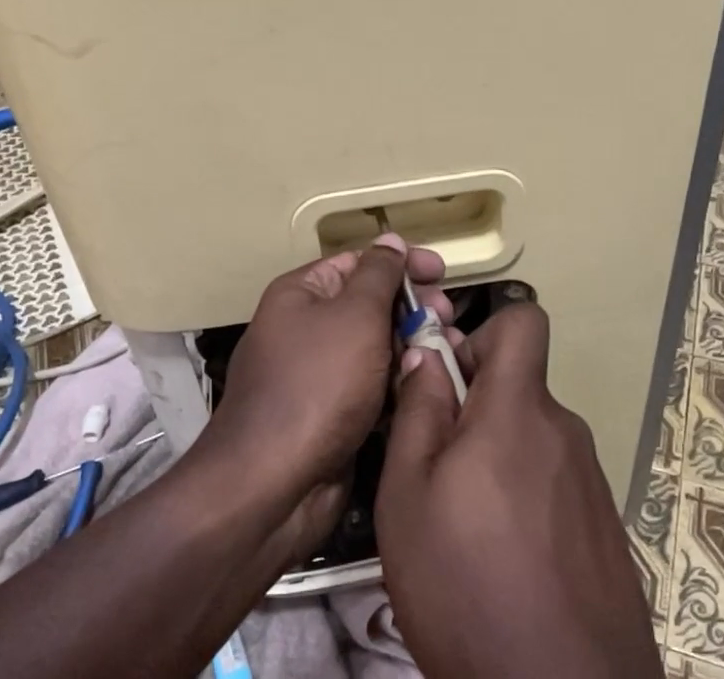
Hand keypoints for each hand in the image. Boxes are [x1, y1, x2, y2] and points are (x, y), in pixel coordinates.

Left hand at [198, 234, 452, 555]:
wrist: (273, 483)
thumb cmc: (318, 385)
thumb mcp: (355, 316)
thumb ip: (379, 274)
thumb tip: (390, 240)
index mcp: (302, 295)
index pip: (358, 262)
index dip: (402, 263)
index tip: (443, 273)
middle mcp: (308, 329)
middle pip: (371, 304)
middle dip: (414, 308)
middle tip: (447, 319)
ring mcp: (321, 375)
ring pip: (379, 349)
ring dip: (415, 347)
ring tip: (450, 353)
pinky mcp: (335, 415)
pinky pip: (376, 388)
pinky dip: (402, 384)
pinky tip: (431, 387)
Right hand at [376, 303, 663, 678]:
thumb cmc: (465, 584)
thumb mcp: (409, 495)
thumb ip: (418, 413)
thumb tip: (425, 354)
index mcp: (520, 410)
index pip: (524, 322)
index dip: (481, 336)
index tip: (447, 384)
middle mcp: (564, 432)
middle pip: (518, 390)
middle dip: (473, 413)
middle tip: (433, 476)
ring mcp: (590, 481)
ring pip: (530, 442)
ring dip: (493, 464)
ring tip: (461, 531)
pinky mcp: (602, 526)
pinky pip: (551, 485)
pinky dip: (521, 502)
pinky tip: (500, 562)